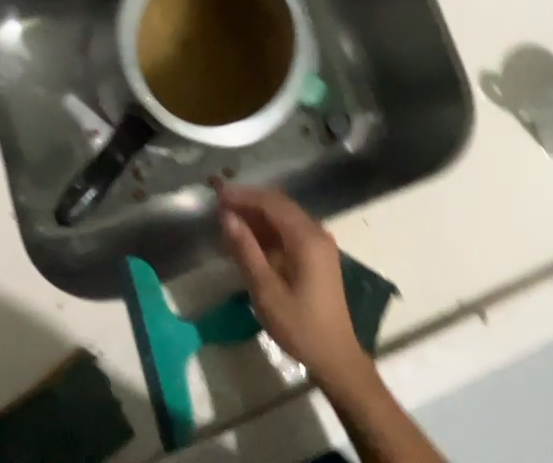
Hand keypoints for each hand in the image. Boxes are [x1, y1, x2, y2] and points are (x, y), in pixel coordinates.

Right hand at [216, 184, 368, 384]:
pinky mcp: (318, 256)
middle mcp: (317, 233)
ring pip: (284, 217)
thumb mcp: (266, 291)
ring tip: (229, 222)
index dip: (243, 196)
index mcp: (307, 238)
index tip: (217, 197)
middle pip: (279, 205)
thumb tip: (227, 217)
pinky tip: (249, 240)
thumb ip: (246, 251)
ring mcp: (320, 244)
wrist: (335, 356)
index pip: (271, 203)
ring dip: (258, 216)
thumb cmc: (299, 326)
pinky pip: (290, 231)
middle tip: (219, 207)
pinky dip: (268, 230)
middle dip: (249, 203)